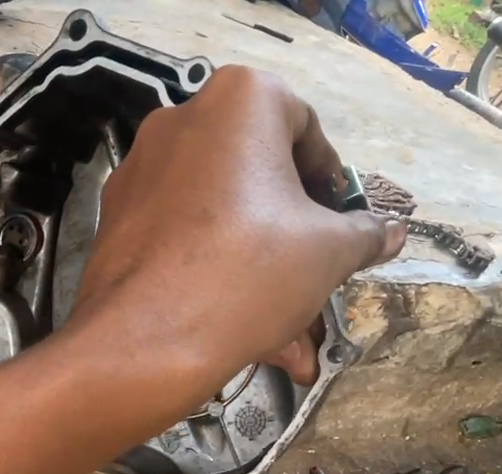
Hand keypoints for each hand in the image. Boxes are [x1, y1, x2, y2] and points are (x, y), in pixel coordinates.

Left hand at [70, 67, 403, 391]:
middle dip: (289, 237)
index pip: (303, 129)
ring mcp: (137, 177)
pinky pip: (177, 244)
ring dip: (255, 272)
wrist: (141, 344)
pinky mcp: (112, 227)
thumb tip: (389, 232)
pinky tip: (241, 331)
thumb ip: (362, 235)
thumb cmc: (247, 275)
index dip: (328, 182)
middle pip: (253, 180)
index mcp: (239, 100)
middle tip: (312, 277)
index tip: (338, 222)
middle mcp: (178, 124)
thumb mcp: (327, 253)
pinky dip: (208, 277)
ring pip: (215, 222)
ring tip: (289, 336)